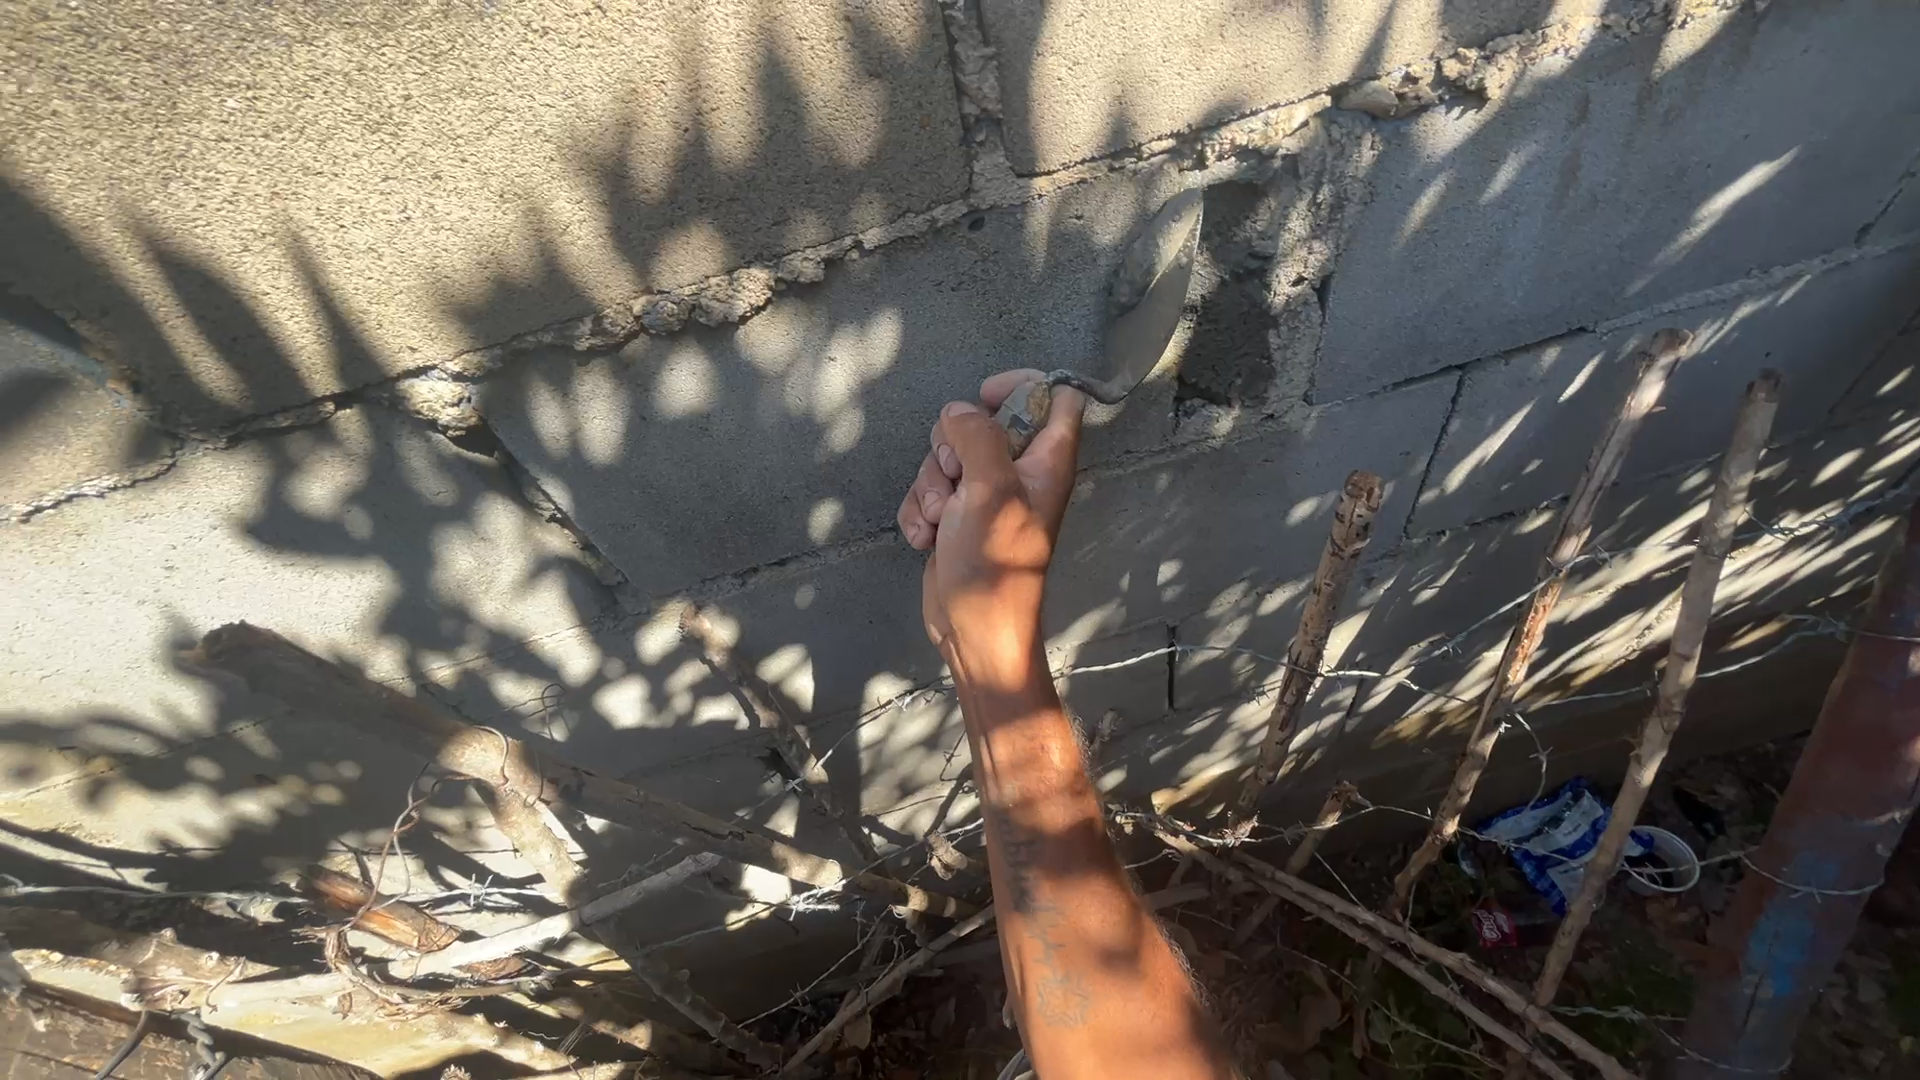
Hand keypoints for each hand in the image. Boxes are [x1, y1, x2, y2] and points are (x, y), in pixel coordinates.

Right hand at [897, 370, 1084, 663]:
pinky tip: (926, 539)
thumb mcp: (990, 489)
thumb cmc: (995, 561)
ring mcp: (983, 495)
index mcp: (1047, 459)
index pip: (1057, 397)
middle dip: (952, 447)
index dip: (1023, 385)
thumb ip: (978, 436)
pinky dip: (920, 513)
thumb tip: (958, 411)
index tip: (986, 395)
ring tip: (943, 521)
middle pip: (980, 423)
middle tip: (958, 479)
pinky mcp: (955, 517)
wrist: (973, 628)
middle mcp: (1018, 472)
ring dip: (931, 488)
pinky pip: (928, 491)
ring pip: (945, 458)